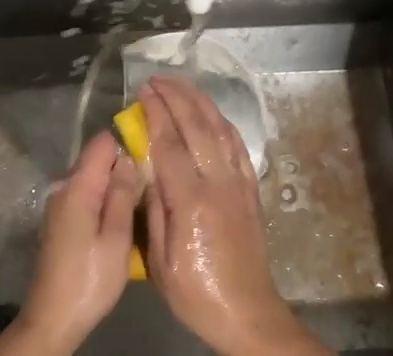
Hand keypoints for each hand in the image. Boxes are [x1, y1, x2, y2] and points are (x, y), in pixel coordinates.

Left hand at [0, 132, 142, 355]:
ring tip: (137, 211)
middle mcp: (64, 188)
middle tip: (148, 193)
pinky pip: (85, 198)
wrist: (53, 319)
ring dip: (114, 189)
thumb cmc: (90, 279)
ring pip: (93, 180)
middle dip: (123, 170)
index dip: (126, 146)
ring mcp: (59, 205)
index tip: (149, 163)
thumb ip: (123, 194)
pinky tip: (118, 226)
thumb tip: (128, 157)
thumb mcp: (116, 238)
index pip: (102, 143)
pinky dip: (103, 204)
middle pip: (97, 161)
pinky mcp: (60, 222)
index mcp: (77, 187)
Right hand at [141, 77, 328, 355]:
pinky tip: (211, 113)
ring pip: (220, 129)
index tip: (142, 92)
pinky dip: (222, 121)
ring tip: (180, 84)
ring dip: (199, 101)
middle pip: (197, 126)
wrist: (247, 313)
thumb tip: (146, 167)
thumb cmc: (196, 292)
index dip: (155, 114)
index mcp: (191, 201)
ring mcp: (239, 183)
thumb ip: (154, 209)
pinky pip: (237, 145)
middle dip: (175, 97)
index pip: (170, 144)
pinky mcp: (251, 189)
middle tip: (156, 79)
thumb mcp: (160, 261)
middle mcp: (218, 183)